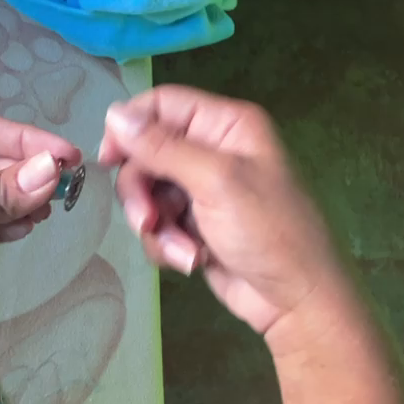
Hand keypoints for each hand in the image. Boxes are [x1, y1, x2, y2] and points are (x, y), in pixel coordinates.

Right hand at [98, 86, 348, 338]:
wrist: (295, 299)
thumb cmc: (268, 230)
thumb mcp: (215, 181)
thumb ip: (162, 147)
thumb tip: (114, 113)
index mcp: (225, 125)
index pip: (162, 105)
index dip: (130, 128)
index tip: (108, 159)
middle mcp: (212, 149)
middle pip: (146, 153)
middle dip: (142, 191)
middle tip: (147, 221)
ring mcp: (202, 188)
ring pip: (147, 192)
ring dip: (156, 225)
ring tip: (184, 252)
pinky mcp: (194, 223)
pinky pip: (158, 223)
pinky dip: (167, 244)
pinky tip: (191, 261)